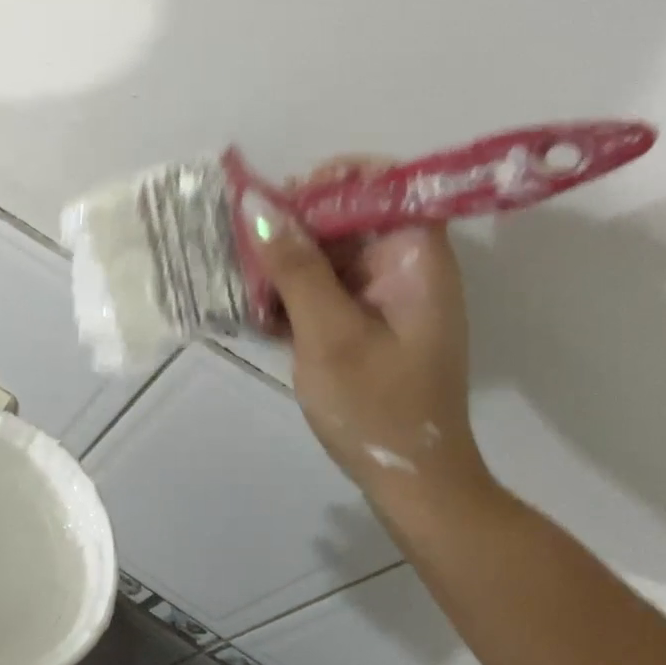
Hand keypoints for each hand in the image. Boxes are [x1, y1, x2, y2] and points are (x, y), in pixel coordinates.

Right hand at [256, 158, 494, 508]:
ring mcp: (384, 296)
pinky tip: (262, 316)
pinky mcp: (364, 321)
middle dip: (294, 228)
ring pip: (328, 252)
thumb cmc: (376, 406)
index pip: (385, 185)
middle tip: (249, 252)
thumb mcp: (328, 334)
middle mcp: (405, 267)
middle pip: (348, 216)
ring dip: (285, 265)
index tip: (282, 204)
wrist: (410, 483)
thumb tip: (257, 202)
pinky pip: (323, 286)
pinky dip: (291, 294)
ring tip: (249, 290)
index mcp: (416, 260)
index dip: (334, 181)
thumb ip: (295, 266)